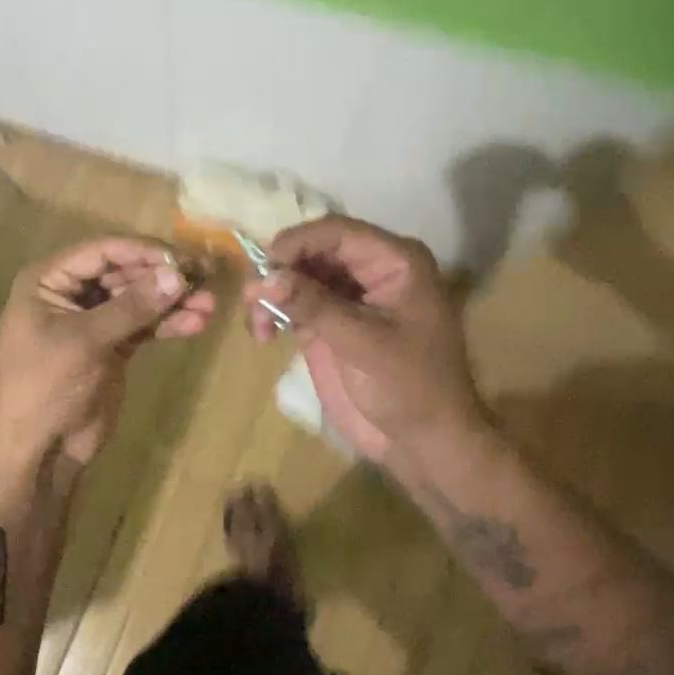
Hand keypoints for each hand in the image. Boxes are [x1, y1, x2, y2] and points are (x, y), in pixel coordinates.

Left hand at [0, 238, 214, 462]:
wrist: (41, 448)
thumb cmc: (46, 386)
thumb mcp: (85, 341)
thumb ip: (132, 306)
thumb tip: (178, 273)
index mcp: (47, 280)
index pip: (101, 251)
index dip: (142, 251)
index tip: (182, 258)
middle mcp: (68, 293)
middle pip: (122, 272)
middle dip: (162, 276)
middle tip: (205, 277)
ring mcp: (91, 320)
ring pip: (137, 299)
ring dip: (171, 300)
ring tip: (210, 304)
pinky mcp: (112, 346)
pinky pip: (143, 325)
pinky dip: (167, 323)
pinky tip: (196, 323)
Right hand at [243, 215, 484, 461]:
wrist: (423, 441)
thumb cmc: (409, 387)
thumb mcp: (363, 343)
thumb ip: (315, 306)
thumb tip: (265, 278)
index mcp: (394, 262)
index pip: (336, 233)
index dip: (296, 242)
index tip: (262, 267)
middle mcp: (371, 271)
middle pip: (312, 250)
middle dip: (279, 270)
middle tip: (251, 299)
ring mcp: (349, 298)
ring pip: (298, 276)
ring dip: (271, 294)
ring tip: (255, 324)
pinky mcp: (331, 324)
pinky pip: (295, 304)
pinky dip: (274, 313)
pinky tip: (262, 334)